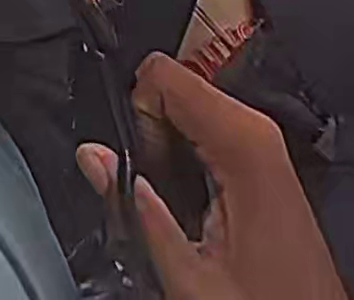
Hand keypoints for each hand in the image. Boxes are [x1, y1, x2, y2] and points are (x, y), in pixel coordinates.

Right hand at [76, 54, 347, 299]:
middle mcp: (257, 130)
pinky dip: (178, 140)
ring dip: (161, 134)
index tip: (142, 158)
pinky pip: (199, 118)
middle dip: (148, 123)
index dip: (139, 110)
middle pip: (172, 82)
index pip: (165, 74)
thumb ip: (136, 209)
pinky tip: (188, 188)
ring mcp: (261, 139)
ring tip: (175, 192)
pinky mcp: (259, 152)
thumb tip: (92, 155)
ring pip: (183, 98)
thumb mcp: (191, 278)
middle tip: (157, 182)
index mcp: (244, 144)